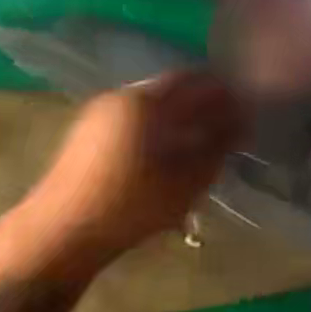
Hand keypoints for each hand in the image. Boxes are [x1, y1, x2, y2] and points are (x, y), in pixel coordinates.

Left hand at [21, 71, 244, 261]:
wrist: (63, 232)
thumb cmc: (134, 203)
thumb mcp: (190, 177)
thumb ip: (219, 144)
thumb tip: (242, 120)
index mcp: (145, 101)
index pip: (196, 79)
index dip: (226, 91)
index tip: (248, 109)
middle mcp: (119, 97)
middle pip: (172, 90)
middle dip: (204, 105)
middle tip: (230, 128)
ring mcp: (98, 115)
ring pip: (153, 106)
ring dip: (182, 117)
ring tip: (205, 143)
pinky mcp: (87, 135)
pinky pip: (135, 120)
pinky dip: (160, 128)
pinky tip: (172, 154)